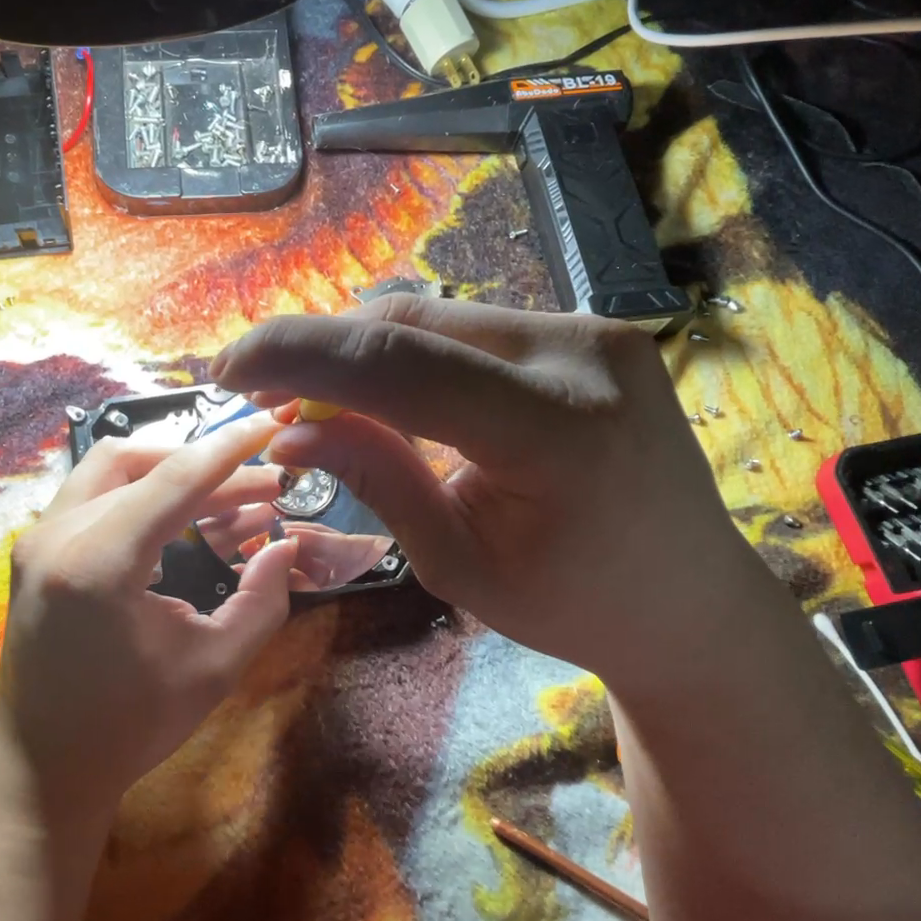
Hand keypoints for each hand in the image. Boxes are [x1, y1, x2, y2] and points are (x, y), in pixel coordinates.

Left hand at [0, 414, 301, 820]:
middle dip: (206, 464)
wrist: (45, 768)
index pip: (175, 480)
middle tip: (263, 486)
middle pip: (139, 461)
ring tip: (226, 496)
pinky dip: (139, 491)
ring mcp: (36, 540)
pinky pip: (91, 494)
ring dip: (169, 471)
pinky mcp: (33, 550)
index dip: (231, 450)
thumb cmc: (130, 727)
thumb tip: (286, 546)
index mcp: (97, 564)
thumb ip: (262, 600)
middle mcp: (56, 536)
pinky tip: (179, 519)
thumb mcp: (214, 667)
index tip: (272, 425)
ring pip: (109, 468)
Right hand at [210, 297, 779, 685]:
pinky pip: (476, 326)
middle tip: (268, 394)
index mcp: (555, 431)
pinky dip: (417, 352)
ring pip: (440, 315)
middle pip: (412, 321)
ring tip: (322, 397)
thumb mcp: (457, 561)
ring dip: (367, 349)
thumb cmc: (573, 605)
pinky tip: (391, 391)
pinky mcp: (593, 330)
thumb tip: (289, 425)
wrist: (691, 600)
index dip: (299, 355)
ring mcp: (596, 330)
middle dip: (323, 350)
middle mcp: (583, 354)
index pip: (397, 364)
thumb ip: (375, 475)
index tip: (229, 368)